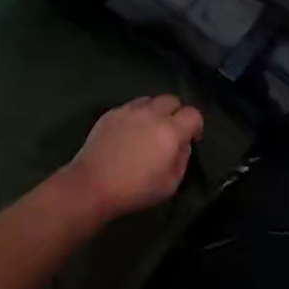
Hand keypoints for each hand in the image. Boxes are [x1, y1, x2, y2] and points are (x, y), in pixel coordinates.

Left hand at [60, 95, 203, 221]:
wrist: (93, 184)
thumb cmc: (135, 189)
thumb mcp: (170, 184)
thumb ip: (182, 159)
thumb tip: (182, 144)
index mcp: (170, 130)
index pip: (193, 114)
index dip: (195, 126)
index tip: (190, 140)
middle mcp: (150, 113)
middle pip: (171, 99)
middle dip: (176, 113)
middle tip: (170, 133)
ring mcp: (128, 110)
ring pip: (149, 100)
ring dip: (155, 111)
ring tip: (148, 130)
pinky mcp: (110, 113)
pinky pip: (130, 106)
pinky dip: (135, 115)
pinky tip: (128, 133)